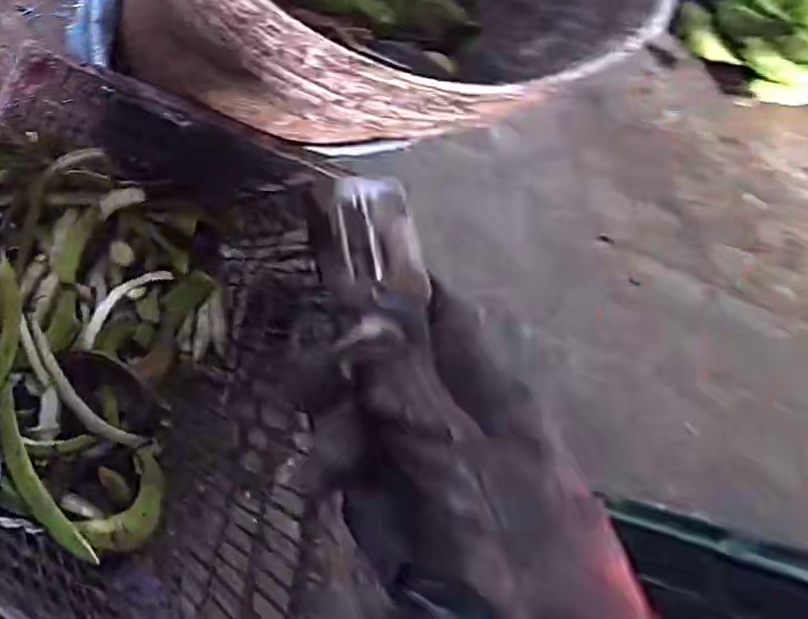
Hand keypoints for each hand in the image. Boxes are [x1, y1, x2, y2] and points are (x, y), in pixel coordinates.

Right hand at [298, 284, 651, 618]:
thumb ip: (403, 370)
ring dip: (327, 422)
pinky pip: (344, 447)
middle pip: (378, 351)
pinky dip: (326, 462)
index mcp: (486, 388)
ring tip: (322, 463)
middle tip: (305, 384)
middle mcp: (447, 405)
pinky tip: (316, 485)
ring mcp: (416, 446)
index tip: (329, 267)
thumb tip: (366, 286)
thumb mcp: (453, 450)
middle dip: (335, 365)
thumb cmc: (502, 541)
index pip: (435, 305)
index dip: (386, 279)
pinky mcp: (386, 482)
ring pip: (351, 398)